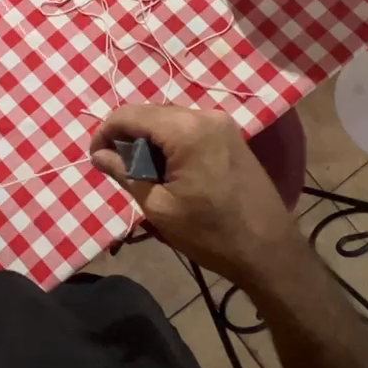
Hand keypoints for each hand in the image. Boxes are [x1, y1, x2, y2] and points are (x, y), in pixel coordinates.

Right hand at [91, 104, 302, 291]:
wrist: (272, 254)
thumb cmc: (211, 234)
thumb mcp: (159, 207)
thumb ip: (125, 173)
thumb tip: (99, 156)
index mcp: (185, 130)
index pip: (129, 114)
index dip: (105, 132)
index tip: (95, 157)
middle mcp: (204, 115)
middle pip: (149, 112)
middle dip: (126, 135)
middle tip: (115, 166)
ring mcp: (221, 124)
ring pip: (168, 118)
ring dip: (147, 138)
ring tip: (138, 170)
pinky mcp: (231, 136)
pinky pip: (188, 127)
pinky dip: (169, 141)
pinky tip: (165, 168)